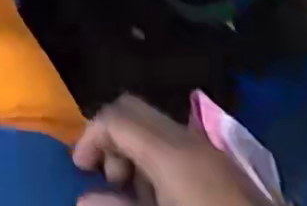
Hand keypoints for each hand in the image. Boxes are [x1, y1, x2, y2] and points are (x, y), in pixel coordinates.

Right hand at [72, 95, 271, 205]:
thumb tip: (83, 199)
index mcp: (169, 152)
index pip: (114, 118)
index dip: (90, 137)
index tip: (79, 169)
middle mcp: (187, 140)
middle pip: (133, 110)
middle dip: (110, 136)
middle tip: (105, 177)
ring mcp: (210, 153)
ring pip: (155, 126)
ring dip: (133, 148)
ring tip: (133, 195)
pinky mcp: (226, 170)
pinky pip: (177, 145)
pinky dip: (156, 159)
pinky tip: (162, 198)